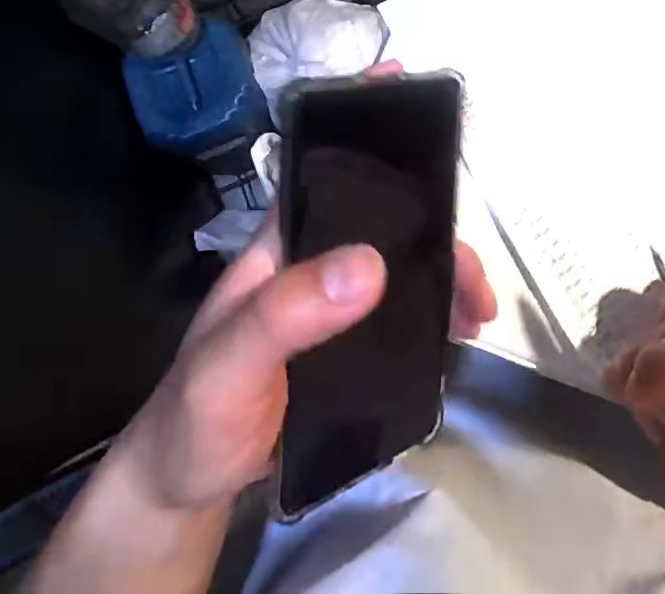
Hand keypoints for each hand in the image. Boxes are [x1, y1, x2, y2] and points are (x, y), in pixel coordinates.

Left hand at [110, 210, 495, 512]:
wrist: (187, 484)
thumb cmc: (195, 418)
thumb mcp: (230, 364)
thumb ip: (287, 314)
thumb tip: (371, 265)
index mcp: (284, 244)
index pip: (341, 187)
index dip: (395, 179)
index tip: (445, 196)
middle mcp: (314, 260)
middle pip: (389, 230)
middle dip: (439, 245)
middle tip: (475, 287)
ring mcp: (334, 300)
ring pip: (402, 270)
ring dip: (445, 282)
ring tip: (477, 314)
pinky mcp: (351, 339)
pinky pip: (403, 313)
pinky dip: (437, 316)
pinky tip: (459, 334)